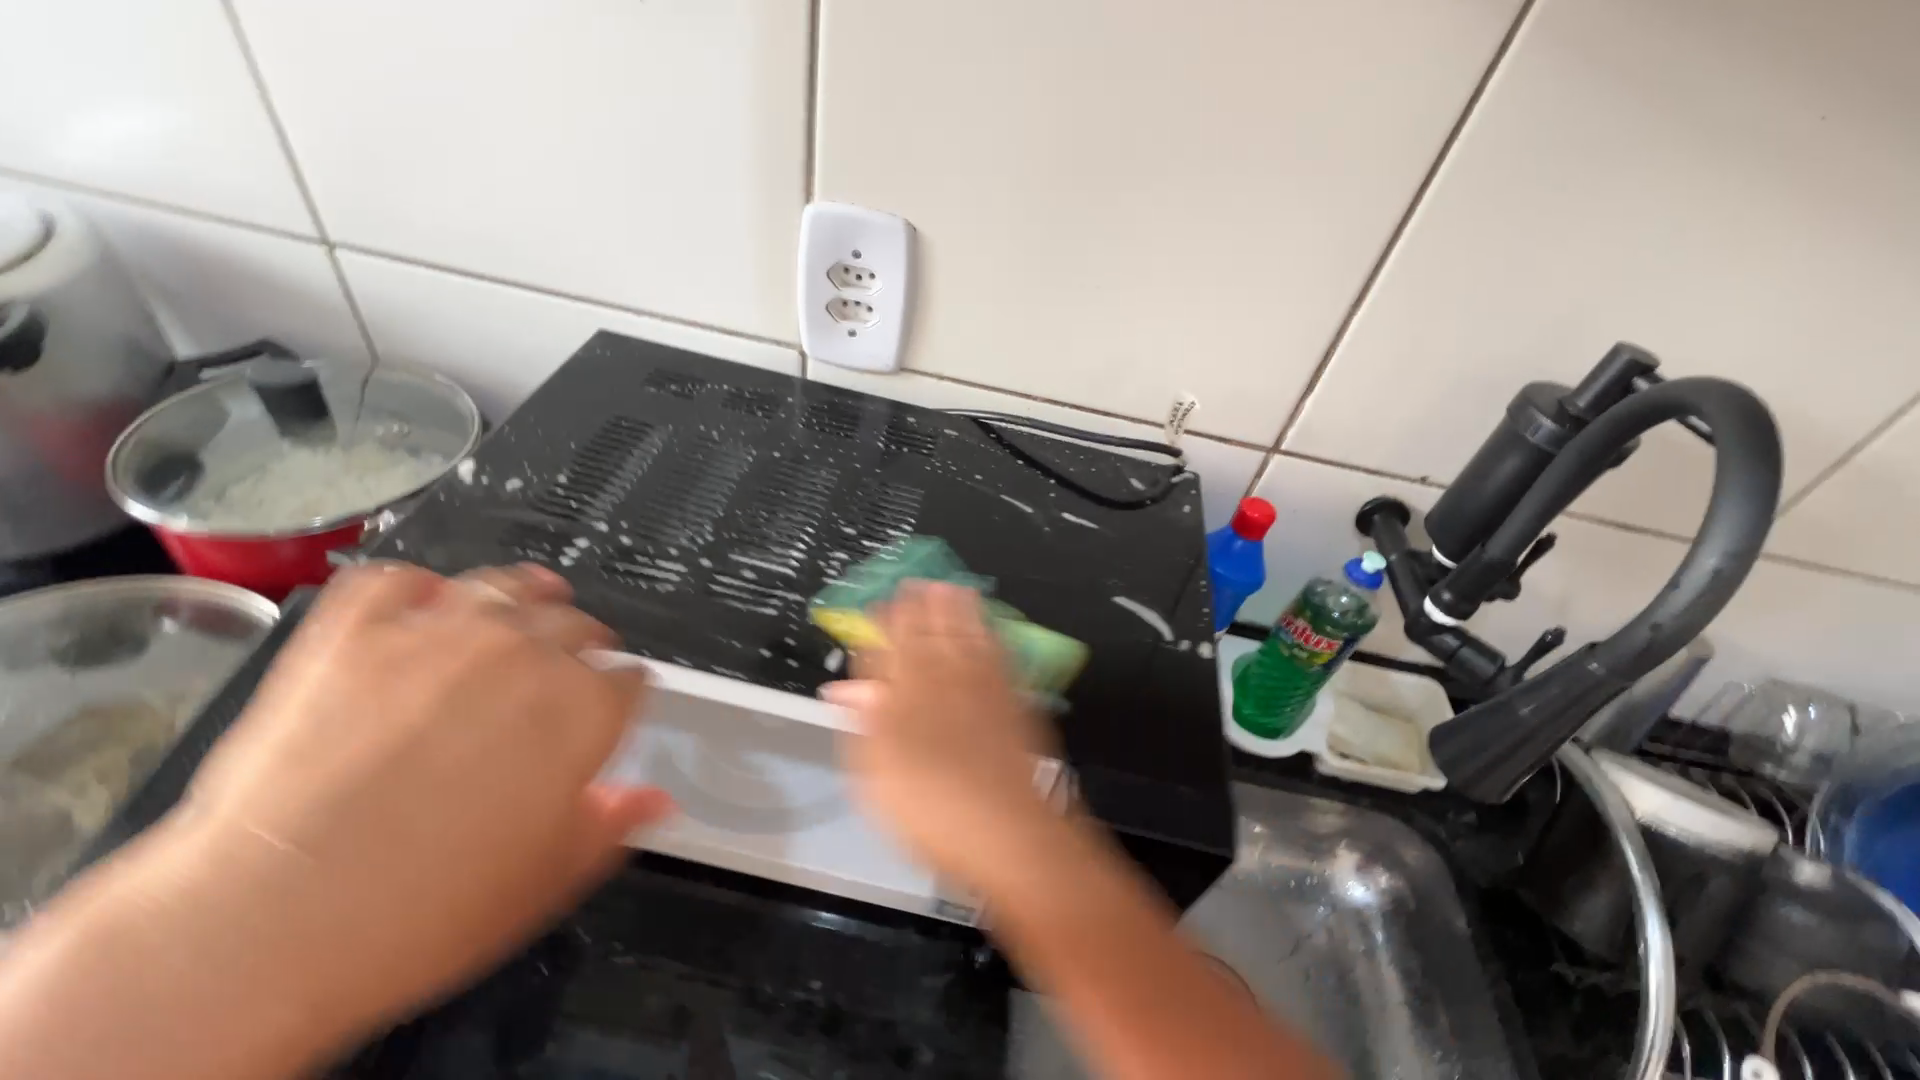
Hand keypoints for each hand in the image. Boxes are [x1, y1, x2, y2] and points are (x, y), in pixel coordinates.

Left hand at [157, 563, 671, 1035]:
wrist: (273, 916)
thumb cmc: (431, 909)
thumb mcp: (550, 877)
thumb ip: (614, 821)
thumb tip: (656, 798)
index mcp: (583, 708)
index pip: (629, 678)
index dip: (623, 694)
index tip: (612, 708)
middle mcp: (524, 652)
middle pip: (575, 623)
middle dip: (582, 645)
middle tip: (566, 672)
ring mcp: (436, 632)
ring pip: (502, 586)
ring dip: (524, 597)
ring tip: (522, 607)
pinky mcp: (351, 630)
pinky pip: (397, 580)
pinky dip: (419, 586)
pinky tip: (424, 602)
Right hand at [824, 582, 1062, 895]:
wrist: (1008, 833)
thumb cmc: (930, 810)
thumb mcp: (876, 773)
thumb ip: (865, 722)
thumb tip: (846, 689)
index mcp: (906, 696)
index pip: (891, 648)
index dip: (884, 624)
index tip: (877, 604)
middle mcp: (946, 682)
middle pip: (932, 635)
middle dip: (923, 606)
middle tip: (919, 580)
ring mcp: (985, 691)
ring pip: (969, 638)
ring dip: (960, 611)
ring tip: (953, 588)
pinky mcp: (1017, 704)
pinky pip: (1002, 658)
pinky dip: (994, 638)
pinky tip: (992, 630)